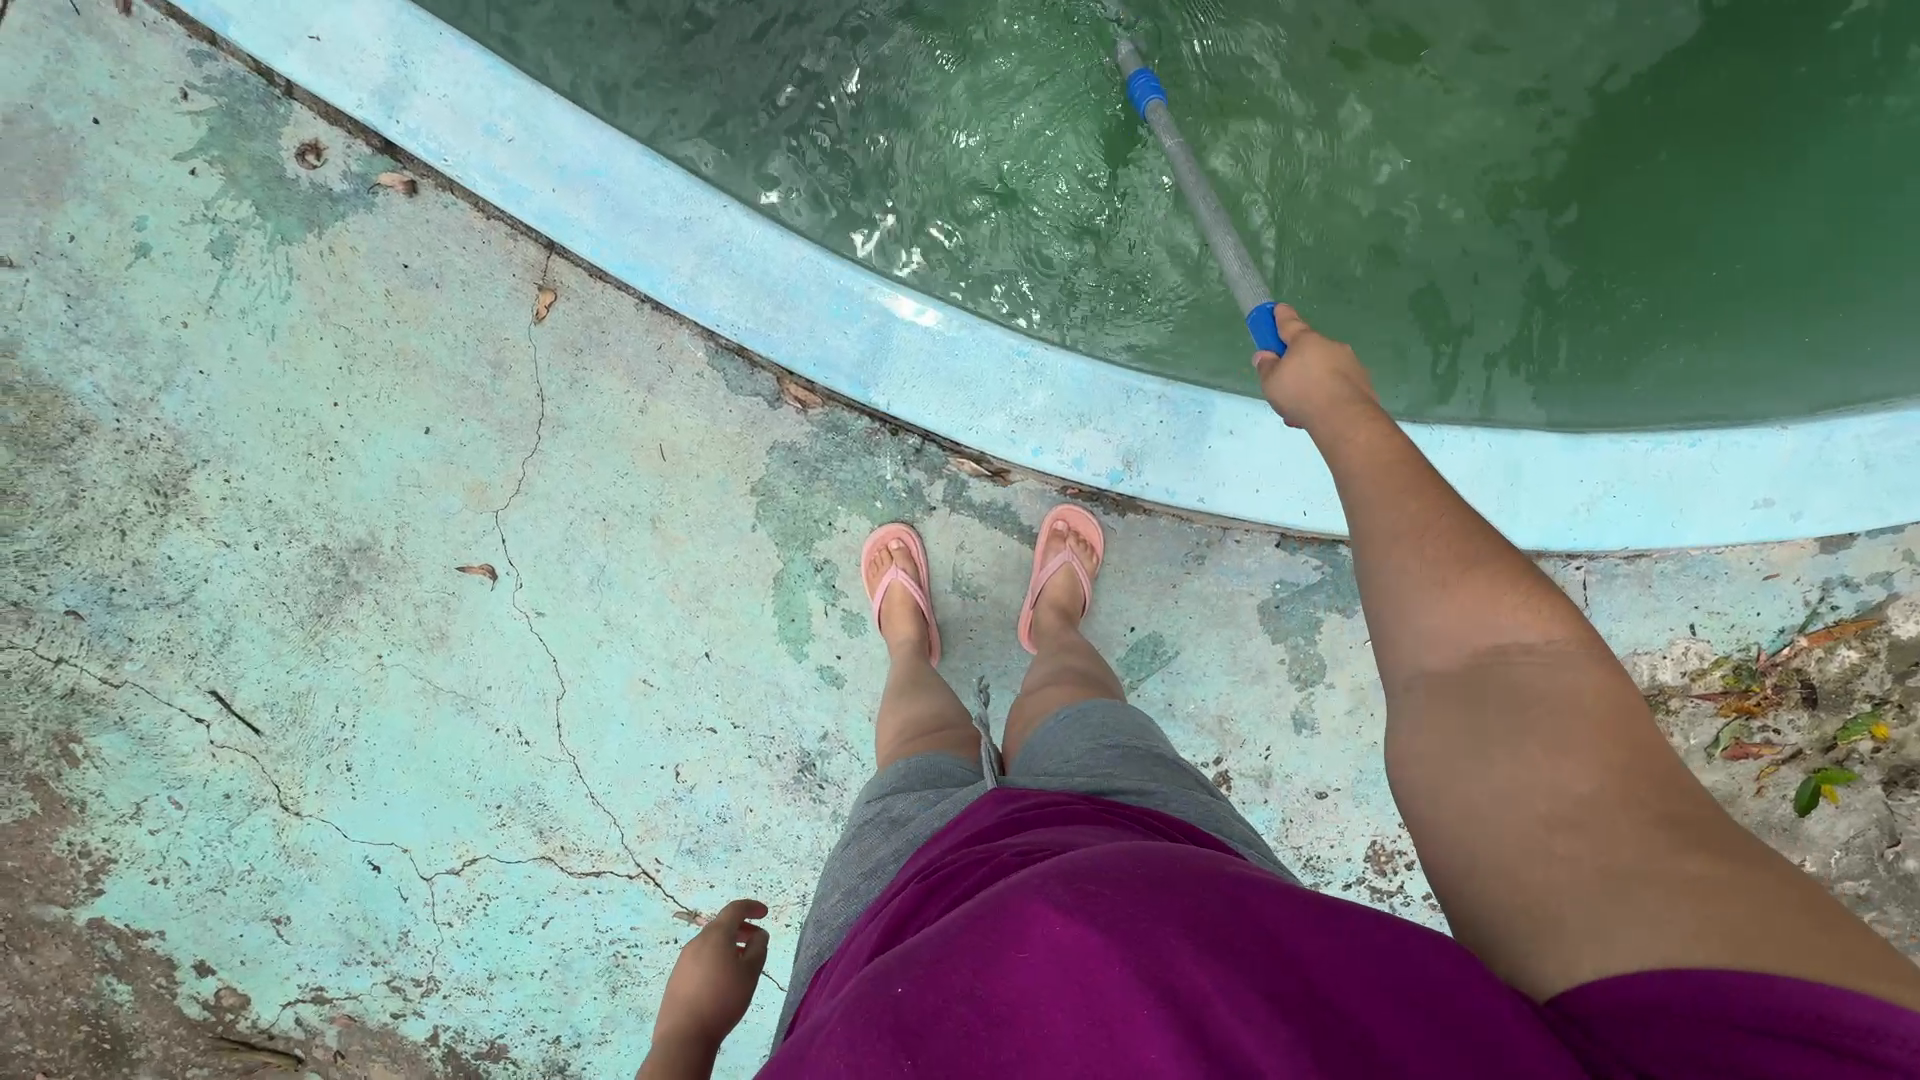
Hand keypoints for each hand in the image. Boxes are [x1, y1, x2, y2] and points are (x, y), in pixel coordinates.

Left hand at [650, 899, 770, 1055]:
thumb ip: (758, 949)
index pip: (735, 909)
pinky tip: (722, 980)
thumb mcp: (750, 973)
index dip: (751, 907)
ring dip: (728, 945)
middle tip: (756, 941)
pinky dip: (715, 958)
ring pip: (710, 943)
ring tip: (741, 964)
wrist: (684, 1036)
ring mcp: (683, 960)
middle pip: (721, 925)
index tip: (764, 913)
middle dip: (741, 928)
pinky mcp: (676, 978)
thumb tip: (759, 935)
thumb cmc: (723, 1000)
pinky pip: (700, 958)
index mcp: (716, 935)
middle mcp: (697, 942)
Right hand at [1251, 304, 1379, 430]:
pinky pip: (1336, 385)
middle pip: (1308, 350)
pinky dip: (1325, 396)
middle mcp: (1330, 346)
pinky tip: (1315, 414)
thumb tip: (1265, 355)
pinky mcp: (1361, 381)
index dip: (1281, 316)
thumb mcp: (1271, 382)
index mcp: (1306, 341)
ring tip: (1299, 409)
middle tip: (1285, 384)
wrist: (1343, 416)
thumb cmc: (1300, 393)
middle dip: (1296, 363)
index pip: (1289, 323)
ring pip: (1322, 370)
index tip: (1278, 308)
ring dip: (1310, 384)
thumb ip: (1266, 367)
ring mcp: (1349, 362)